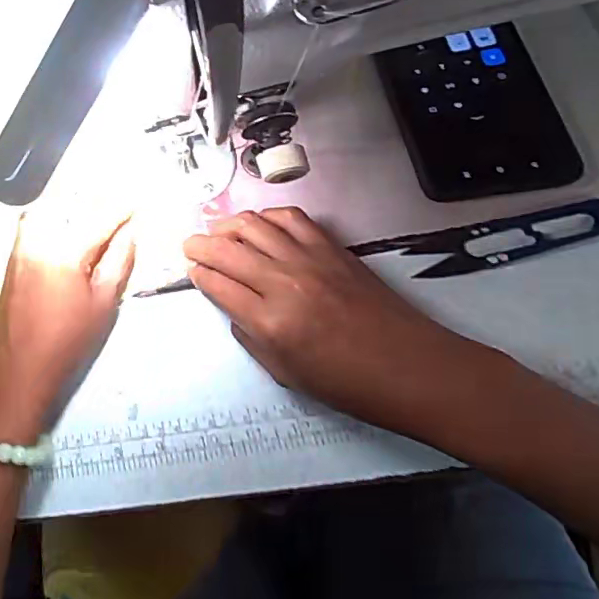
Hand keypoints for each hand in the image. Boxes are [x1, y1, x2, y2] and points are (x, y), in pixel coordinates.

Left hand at [0, 209, 134, 443]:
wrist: (17, 367)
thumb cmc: (66, 340)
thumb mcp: (103, 303)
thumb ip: (119, 260)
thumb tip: (130, 232)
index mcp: (64, 250)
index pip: (100, 217)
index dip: (122, 209)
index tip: (138, 203)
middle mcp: (39, 237)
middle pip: (73, 203)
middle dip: (98, 199)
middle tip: (121, 202)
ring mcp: (21, 242)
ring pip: (53, 206)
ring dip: (77, 201)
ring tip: (100, 207)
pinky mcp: (13, 252)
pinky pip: (39, 218)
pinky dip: (58, 212)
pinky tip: (73, 219)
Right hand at [182, 208, 495, 433]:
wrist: (408, 366)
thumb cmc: (347, 382)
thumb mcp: (284, 372)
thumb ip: (250, 336)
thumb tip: (234, 305)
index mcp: (270, 322)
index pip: (218, 284)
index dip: (198, 274)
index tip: (192, 271)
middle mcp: (285, 283)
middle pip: (227, 249)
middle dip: (200, 245)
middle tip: (190, 246)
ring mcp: (310, 260)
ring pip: (254, 225)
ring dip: (227, 224)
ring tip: (217, 230)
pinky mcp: (332, 248)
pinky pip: (291, 218)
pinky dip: (267, 216)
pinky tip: (259, 224)